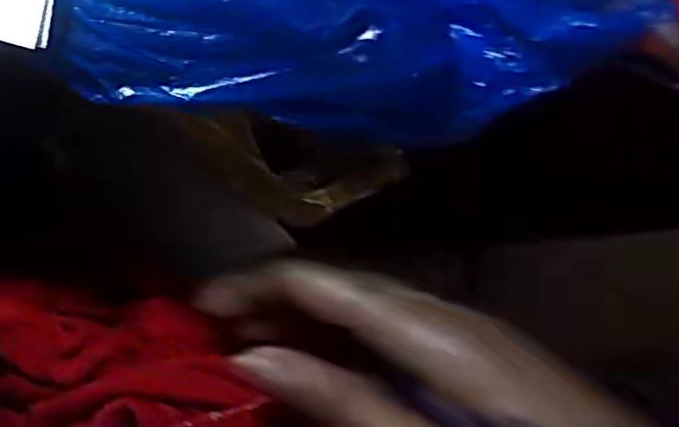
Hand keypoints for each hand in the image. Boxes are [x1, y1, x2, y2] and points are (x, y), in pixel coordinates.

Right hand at [196, 262, 647, 426]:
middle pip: (327, 282)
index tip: (196, 309)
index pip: (308, 276)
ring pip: (353, 301)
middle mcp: (440, 308)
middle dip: (265, 301)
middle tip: (218, 334)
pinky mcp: (482, 356)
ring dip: (299, 319)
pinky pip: (386, 326)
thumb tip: (245, 356)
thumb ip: (344, 402)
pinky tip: (324, 361)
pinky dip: (340, 337)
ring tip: (258, 347)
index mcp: (429, 323)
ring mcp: (466, 330)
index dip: (244, 285)